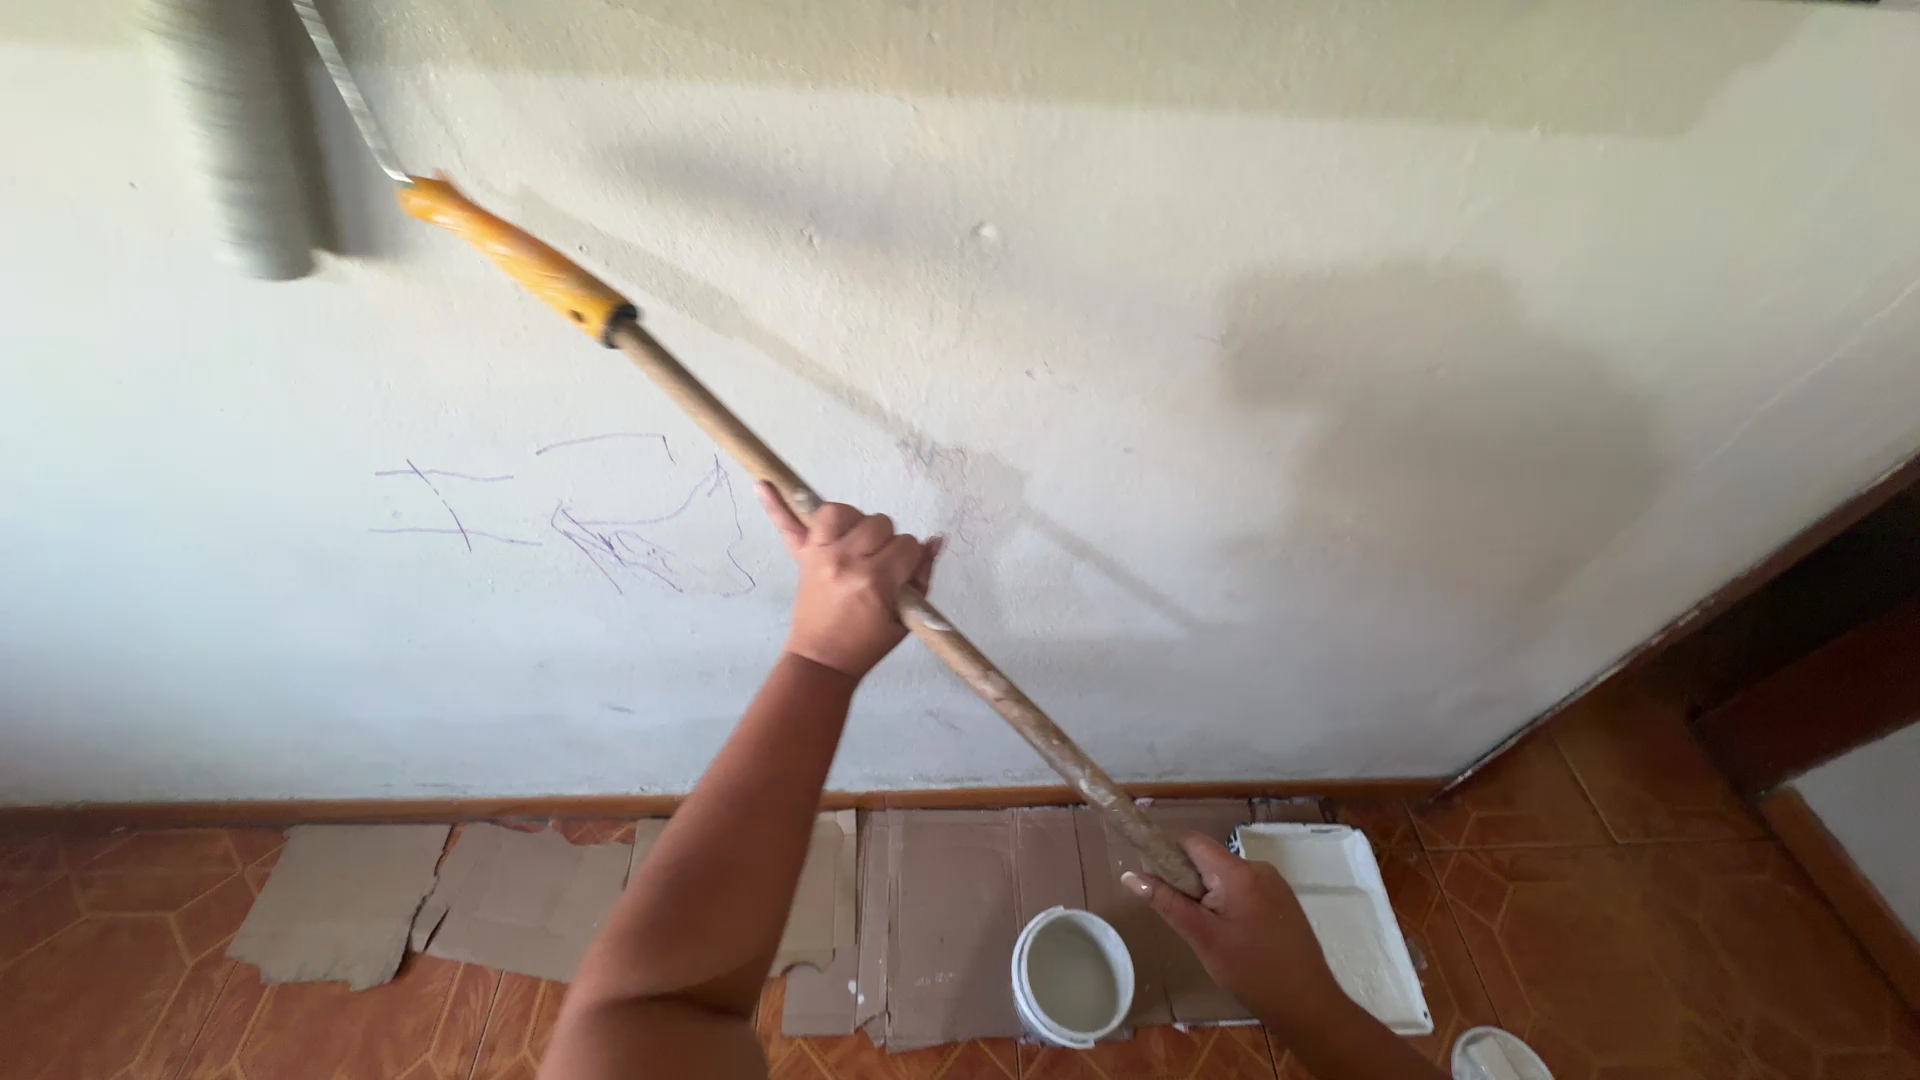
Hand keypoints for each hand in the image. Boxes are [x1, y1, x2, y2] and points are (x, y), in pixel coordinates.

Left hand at [758, 482, 940, 680]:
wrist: (823, 660)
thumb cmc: (868, 643)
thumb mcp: (906, 616)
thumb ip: (922, 576)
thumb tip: (936, 540)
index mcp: (875, 580)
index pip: (907, 544)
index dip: (911, 558)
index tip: (902, 576)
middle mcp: (845, 560)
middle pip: (880, 522)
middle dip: (887, 542)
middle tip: (880, 566)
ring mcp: (820, 555)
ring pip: (842, 511)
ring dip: (854, 522)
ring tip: (856, 543)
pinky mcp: (802, 557)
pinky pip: (786, 524)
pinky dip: (774, 504)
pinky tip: (763, 483)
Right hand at [1124, 834, 1343, 1031]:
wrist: (1310, 1007)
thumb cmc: (1251, 972)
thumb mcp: (1202, 938)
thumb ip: (1166, 902)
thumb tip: (1130, 876)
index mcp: (1238, 873)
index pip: (1193, 841)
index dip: (1170, 854)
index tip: (1162, 884)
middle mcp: (1259, 868)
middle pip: (1210, 859)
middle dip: (1193, 882)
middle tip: (1192, 921)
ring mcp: (1276, 883)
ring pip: (1227, 875)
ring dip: (1212, 895)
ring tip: (1216, 935)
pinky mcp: (1284, 900)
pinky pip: (1246, 888)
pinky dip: (1232, 903)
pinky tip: (1238, 937)